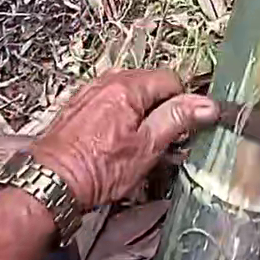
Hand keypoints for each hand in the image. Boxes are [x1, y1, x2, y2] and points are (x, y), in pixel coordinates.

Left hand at [30, 69, 218, 210]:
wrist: (53, 180)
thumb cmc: (97, 169)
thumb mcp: (147, 147)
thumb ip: (176, 119)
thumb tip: (206, 104)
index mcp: (126, 86)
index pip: (171, 79)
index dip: (183, 104)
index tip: (184, 127)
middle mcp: (107, 81)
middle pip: (150, 84)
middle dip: (162, 109)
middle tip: (161, 140)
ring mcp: (91, 91)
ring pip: (130, 94)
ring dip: (141, 114)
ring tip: (138, 145)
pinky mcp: (80, 104)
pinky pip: (110, 102)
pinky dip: (120, 117)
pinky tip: (116, 142)